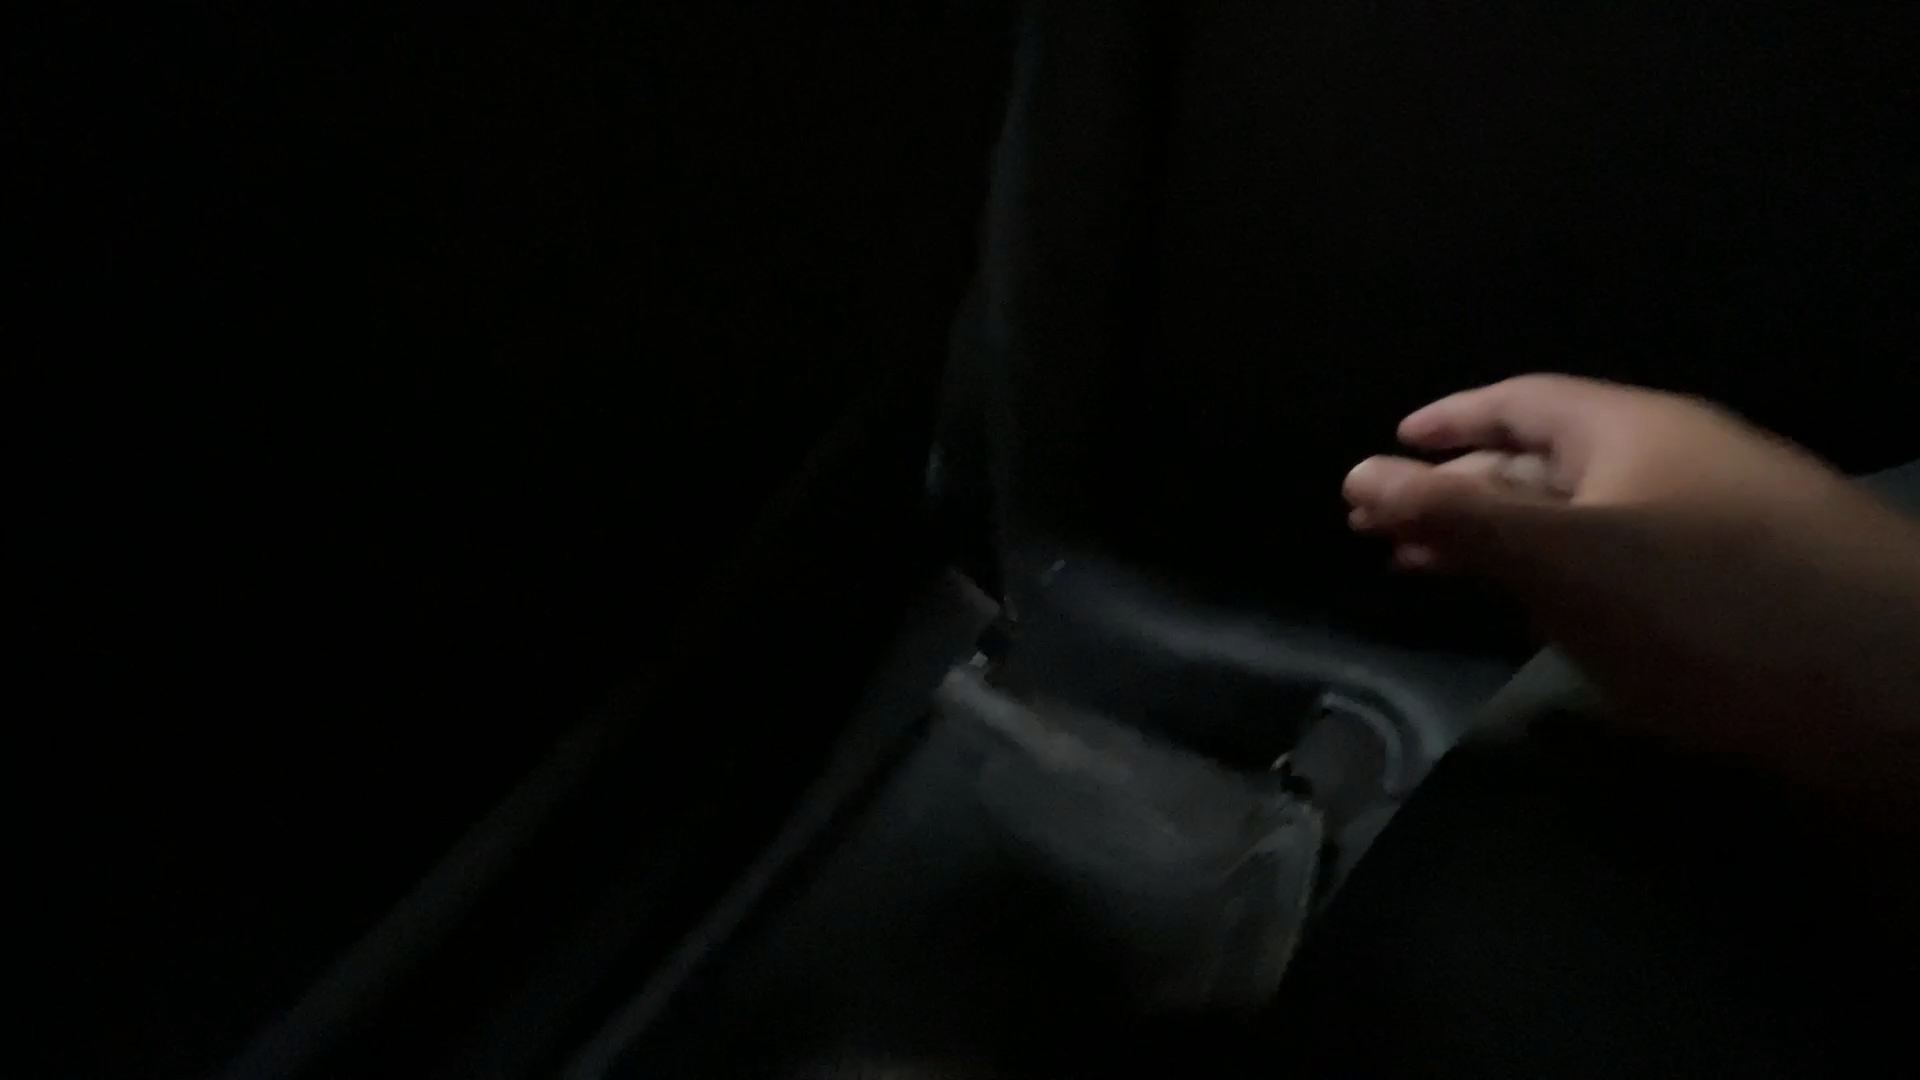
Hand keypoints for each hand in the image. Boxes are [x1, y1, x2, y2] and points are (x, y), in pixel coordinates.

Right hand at [1343, 375, 1919, 797]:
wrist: (1910, 710)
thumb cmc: (1714, 608)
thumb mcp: (1561, 554)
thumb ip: (1450, 512)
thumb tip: (1356, 473)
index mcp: (1634, 433)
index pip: (1522, 402)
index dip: (1449, 418)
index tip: (1390, 443)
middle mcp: (1666, 468)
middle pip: (1533, 460)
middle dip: (1447, 487)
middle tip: (1375, 522)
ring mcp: (1694, 531)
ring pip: (1562, 516)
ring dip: (1482, 534)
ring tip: (1414, 562)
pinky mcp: (1713, 591)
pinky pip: (1597, 561)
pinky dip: (1534, 570)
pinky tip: (1509, 598)